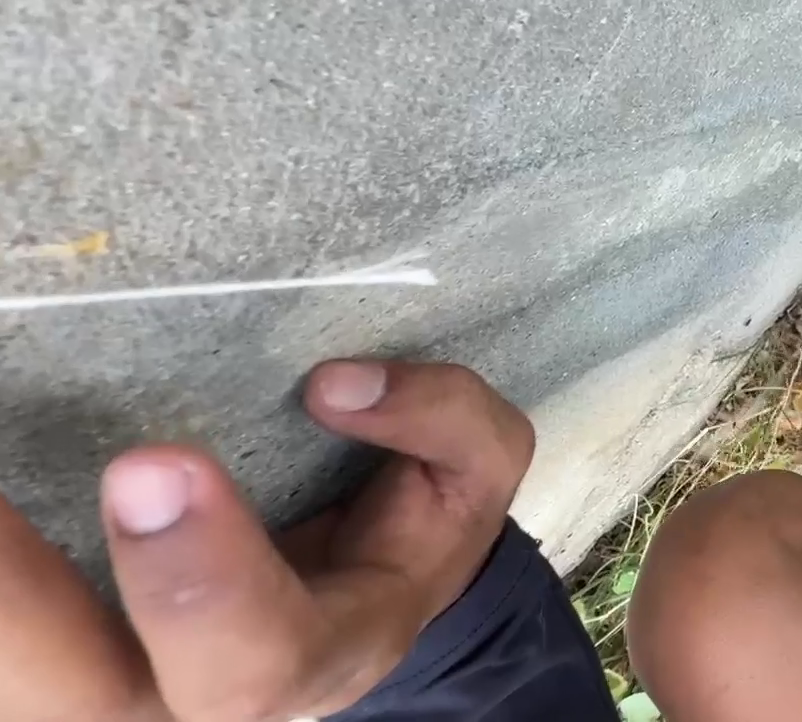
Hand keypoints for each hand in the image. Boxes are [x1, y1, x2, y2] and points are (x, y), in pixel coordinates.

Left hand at [0, 359, 533, 721]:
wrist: (380, 581)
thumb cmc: (435, 517)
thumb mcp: (484, 457)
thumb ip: (440, 414)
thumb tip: (332, 383)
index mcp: (338, 647)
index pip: (259, 656)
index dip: (201, 578)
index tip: (153, 461)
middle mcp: (212, 702)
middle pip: (82, 711)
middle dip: (17, 614)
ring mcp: (128, 698)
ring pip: (21, 695)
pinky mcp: (71, 673)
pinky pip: (14, 661)